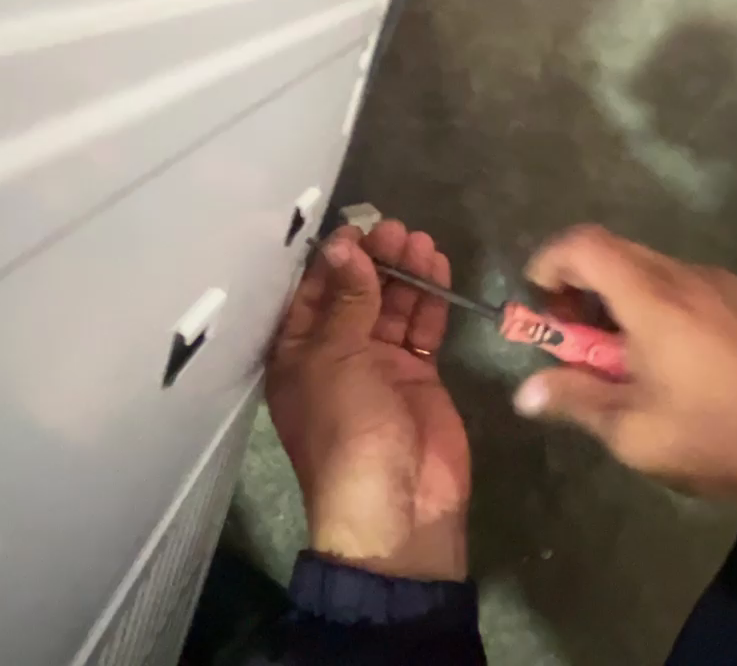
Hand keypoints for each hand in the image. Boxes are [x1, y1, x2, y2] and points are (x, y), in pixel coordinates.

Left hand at [267, 221, 469, 579]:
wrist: (400, 508)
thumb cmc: (348, 430)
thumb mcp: (338, 359)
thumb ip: (348, 301)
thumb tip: (347, 246)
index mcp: (298, 354)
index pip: (313, 295)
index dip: (334, 261)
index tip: (357, 228)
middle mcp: (336, 355)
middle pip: (356, 296)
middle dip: (375, 262)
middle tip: (396, 230)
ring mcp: (379, 365)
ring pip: (392, 307)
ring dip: (405, 275)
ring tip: (419, 240)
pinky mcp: (418, 375)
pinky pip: (422, 328)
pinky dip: (430, 301)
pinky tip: (438, 269)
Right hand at [510, 225, 736, 522]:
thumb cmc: (722, 438)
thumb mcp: (637, 435)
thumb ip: (576, 402)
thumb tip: (525, 394)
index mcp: (653, 300)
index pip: (584, 245)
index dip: (550, 261)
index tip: (540, 301)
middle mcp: (684, 276)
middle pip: (612, 250)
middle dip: (577, 281)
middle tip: (573, 333)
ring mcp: (720, 282)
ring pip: (647, 265)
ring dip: (617, 293)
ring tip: (623, 350)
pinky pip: (682, 280)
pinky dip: (654, 299)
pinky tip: (672, 352)